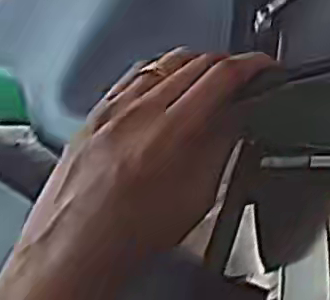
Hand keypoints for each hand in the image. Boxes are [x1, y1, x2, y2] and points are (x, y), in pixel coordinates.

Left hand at [0, 49, 277, 299]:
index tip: (267, 66)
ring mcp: (111, 112)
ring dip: (199, 64)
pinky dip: (163, 72)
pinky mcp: (92, 116)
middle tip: (246, 78)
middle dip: (232, 65)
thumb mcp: (197, 199)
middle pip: (201, 60)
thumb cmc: (121, 248)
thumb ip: (224, 144)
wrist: (62, 269)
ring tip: (211, 81)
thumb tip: (242, 112)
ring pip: (170, 60)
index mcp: (167, 135)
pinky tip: (170, 85)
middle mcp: (136, 115)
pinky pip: (137, 74)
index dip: (255, 64)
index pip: (224, 73)